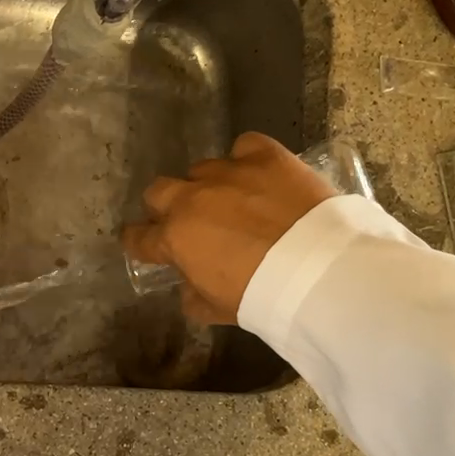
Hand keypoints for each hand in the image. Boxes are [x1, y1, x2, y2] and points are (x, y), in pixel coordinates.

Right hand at [121, 132, 338, 323]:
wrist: (317, 269)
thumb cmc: (259, 295)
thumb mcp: (214, 309)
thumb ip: (192, 294)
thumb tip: (189, 286)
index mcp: (173, 238)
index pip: (136, 237)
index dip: (139, 242)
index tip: (146, 247)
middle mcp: (191, 199)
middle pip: (158, 191)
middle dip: (165, 206)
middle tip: (187, 220)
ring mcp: (227, 173)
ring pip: (200, 169)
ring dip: (206, 184)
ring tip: (229, 198)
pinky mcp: (265, 157)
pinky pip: (243, 146)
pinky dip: (244, 158)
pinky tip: (255, 173)